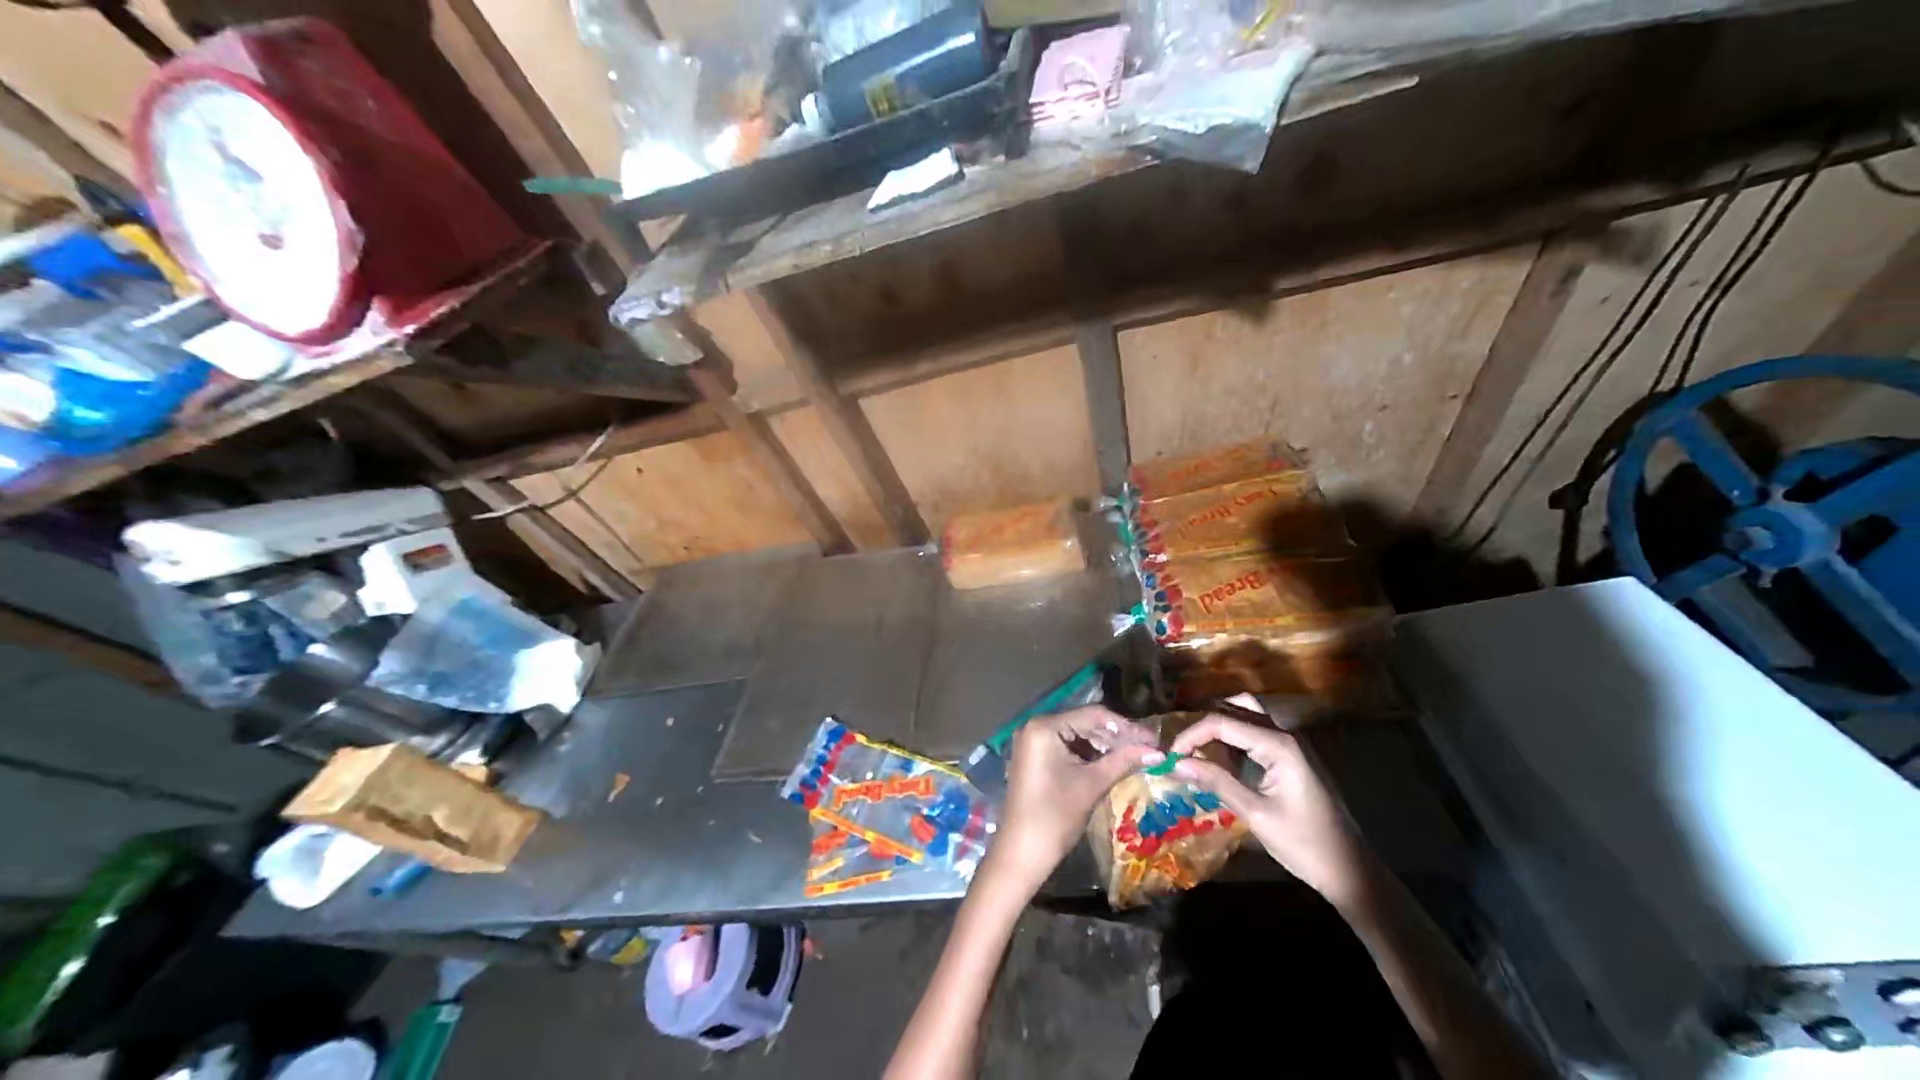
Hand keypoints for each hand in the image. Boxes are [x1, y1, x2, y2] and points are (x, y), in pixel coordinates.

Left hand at [989, 706, 1159, 890]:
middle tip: (1147, 750)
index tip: (1153, 740)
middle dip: (1116, 737)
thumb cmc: (1056, 816)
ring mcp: (1032, 742)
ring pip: (1076, 735)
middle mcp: (1035, 726)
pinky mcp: (1034, 757)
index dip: (1126, 727)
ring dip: (1104, 746)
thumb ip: (1124, 760)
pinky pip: (1066, 747)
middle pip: (1084, 722)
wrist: (1022, 853)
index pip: (1093, 715)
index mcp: (1045, 727)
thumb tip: (1157, 751)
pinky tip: (1110, 764)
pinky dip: (1088, 754)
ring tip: (1134, 757)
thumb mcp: (1092, 784)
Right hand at [1169, 696, 1372, 904]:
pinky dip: (1233, 739)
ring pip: (1247, 717)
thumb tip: (1176, 763)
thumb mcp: (1255, 814)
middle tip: (1182, 749)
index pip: (1222, 722)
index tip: (1170, 756)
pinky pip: (1256, 734)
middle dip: (1204, 724)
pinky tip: (1220, 760)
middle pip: (1236, 708)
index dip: (1191, 734)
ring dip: (1219, 728)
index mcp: (1279, 745)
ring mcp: (1292, 745)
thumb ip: (1216, 782)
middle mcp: (1286, 735)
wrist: (1350, 870)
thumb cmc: (1304, 844)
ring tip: (1196, 752)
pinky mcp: (1292, 758)